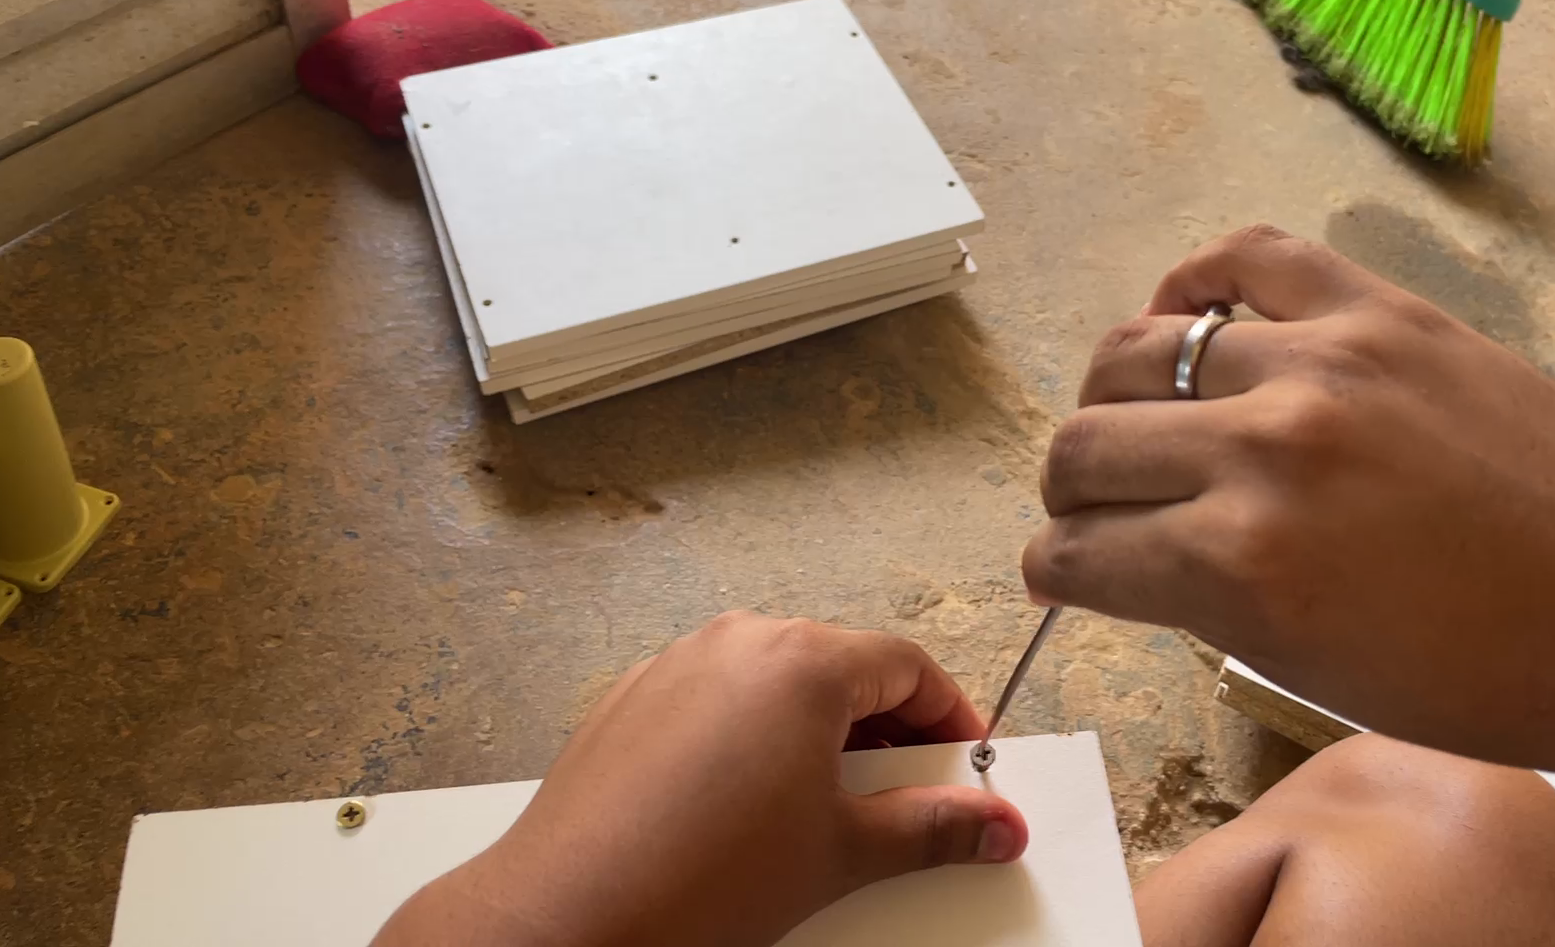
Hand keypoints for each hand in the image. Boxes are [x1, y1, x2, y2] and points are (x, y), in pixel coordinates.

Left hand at [373, 613, 1026, 946]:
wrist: (558, 922)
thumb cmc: (705, 880)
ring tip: (826, 797)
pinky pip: (728, 689)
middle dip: (887, 725)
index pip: (906, 666)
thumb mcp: (840, 851)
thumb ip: (933, 827)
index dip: (948, 712)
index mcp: (804, 659)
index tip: (964, 757)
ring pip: (786, 676)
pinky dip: (761, 726)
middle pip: (846, 666)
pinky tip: (750, 792)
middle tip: (903, 788)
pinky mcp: (644, 688)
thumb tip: (996, 825)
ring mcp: (688, 657)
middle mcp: (745, 637)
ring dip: (824, 725)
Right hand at [1022, 225, 1554, 777]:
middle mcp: (1261, 451)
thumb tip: (1095, 547)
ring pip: (1131, 350)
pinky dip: (1188, 283)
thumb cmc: (1465, 676)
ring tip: (1129, 421)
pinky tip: (1180, 314)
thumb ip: (1174, 590)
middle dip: (1063, 491)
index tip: (1049, 570)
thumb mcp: (1287, 661)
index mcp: (1237, 567)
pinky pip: (1243, 255)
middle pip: (1082, 446)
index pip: (1078, 554)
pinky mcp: (1379, 309)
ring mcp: (1321, 362)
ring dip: (1103, 401)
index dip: (1048, 568)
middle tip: (1085, 506)